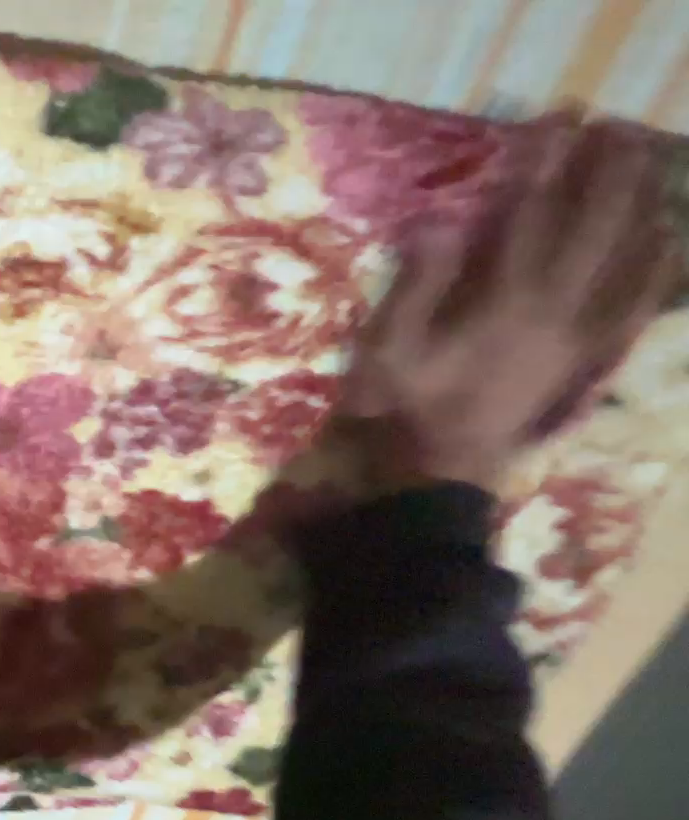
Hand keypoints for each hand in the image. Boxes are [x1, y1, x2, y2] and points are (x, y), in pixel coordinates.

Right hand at [342, 118, 678, 492]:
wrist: (440, 467)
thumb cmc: (402, 407)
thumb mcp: (386, 350)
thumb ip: (414, 287)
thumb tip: (436, 223)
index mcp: (502, 301)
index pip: (529, 219)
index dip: (542, 167)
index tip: (551, 124)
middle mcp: (556, 305)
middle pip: (595, 226)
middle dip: (606, 173)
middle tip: (614, 127)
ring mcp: (580, 330)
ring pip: (630, 256)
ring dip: (642, 205)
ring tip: (648, 165)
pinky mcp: (587, 353)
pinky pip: (638, 300)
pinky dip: (656, 264)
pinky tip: (664, 240)